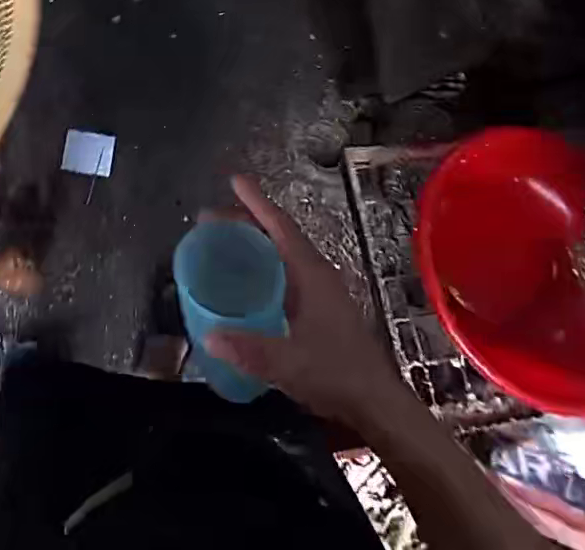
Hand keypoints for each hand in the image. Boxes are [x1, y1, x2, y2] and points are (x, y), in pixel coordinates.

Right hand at [203, 174, 412, 425]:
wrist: (377, 405)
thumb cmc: (338, 374)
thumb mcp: (290, 363)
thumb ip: (250, 350)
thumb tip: (208, 336)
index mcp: (311, 273)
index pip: (280, 226)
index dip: (256, 202)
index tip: (234, 180)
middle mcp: (315, 273)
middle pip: (276, 234)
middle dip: (243, 220)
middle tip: (207, 219)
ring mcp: (317, 290)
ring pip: (279, 252)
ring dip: (251, 241)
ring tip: (219, 241)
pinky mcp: (315, 307)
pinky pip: (281, 271)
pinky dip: (258, 263)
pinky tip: (241, 278)